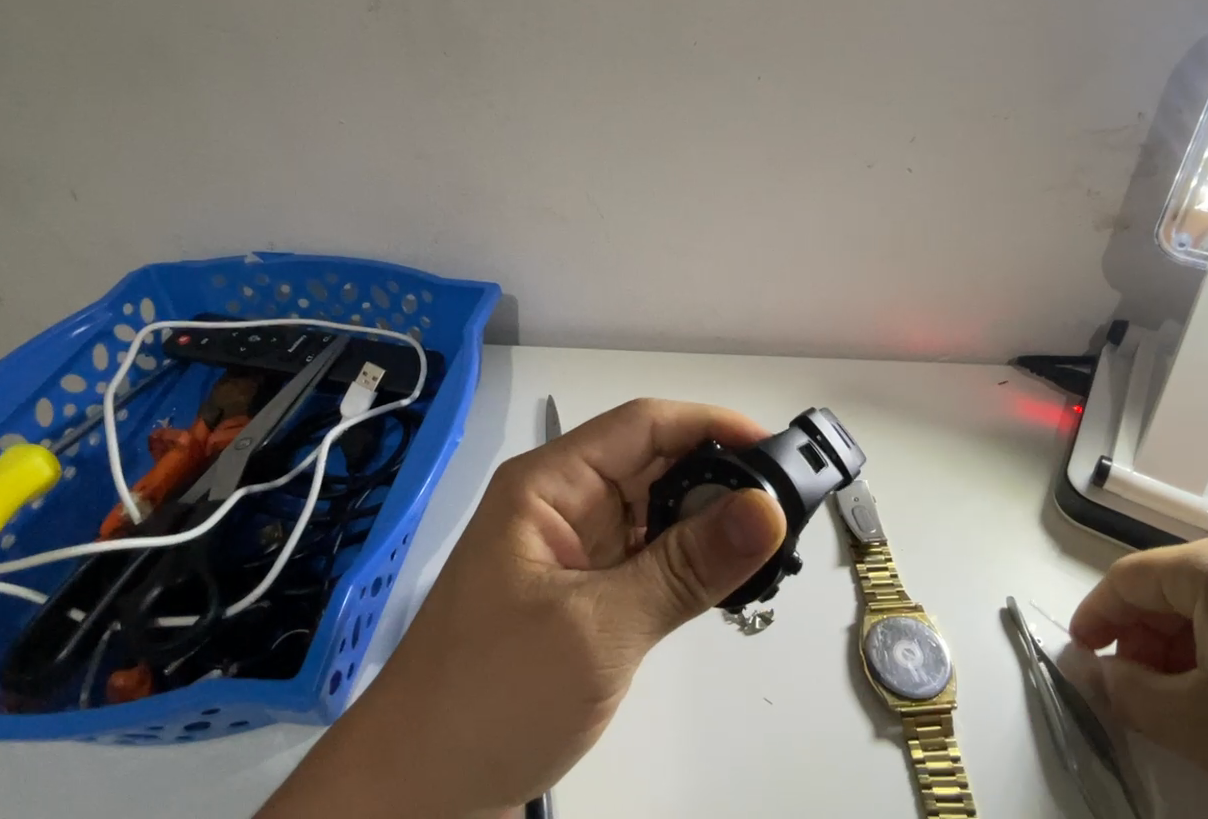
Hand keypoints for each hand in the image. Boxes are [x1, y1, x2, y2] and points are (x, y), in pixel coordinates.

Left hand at [256, 399, 787, 818]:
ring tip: (771, 547)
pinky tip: (726, 582)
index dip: (712, 425)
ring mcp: (571, 553)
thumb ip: (688, 567)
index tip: (777, 449)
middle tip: (790, 509)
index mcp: (548, 485)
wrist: (417, 794)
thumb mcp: (600, 628)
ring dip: (707, 525)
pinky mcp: (581, 597)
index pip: (643, 425)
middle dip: (719, 478)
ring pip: (654, 515)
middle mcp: (561, 505)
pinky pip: (646, 561)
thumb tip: (769, 509)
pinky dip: (686, 566)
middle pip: (652, 466)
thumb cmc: (493, 697)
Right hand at [1069, 533, 1207, 818]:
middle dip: (1151, 635)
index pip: (1131, 577)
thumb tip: (1101, 674)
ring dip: (1200, 645)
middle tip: (1140, 687)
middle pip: (1184, 584)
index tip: (1081, 652)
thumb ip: (1130, 693)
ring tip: (1202, 702)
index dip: (1095, 615)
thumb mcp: (1203, 728)